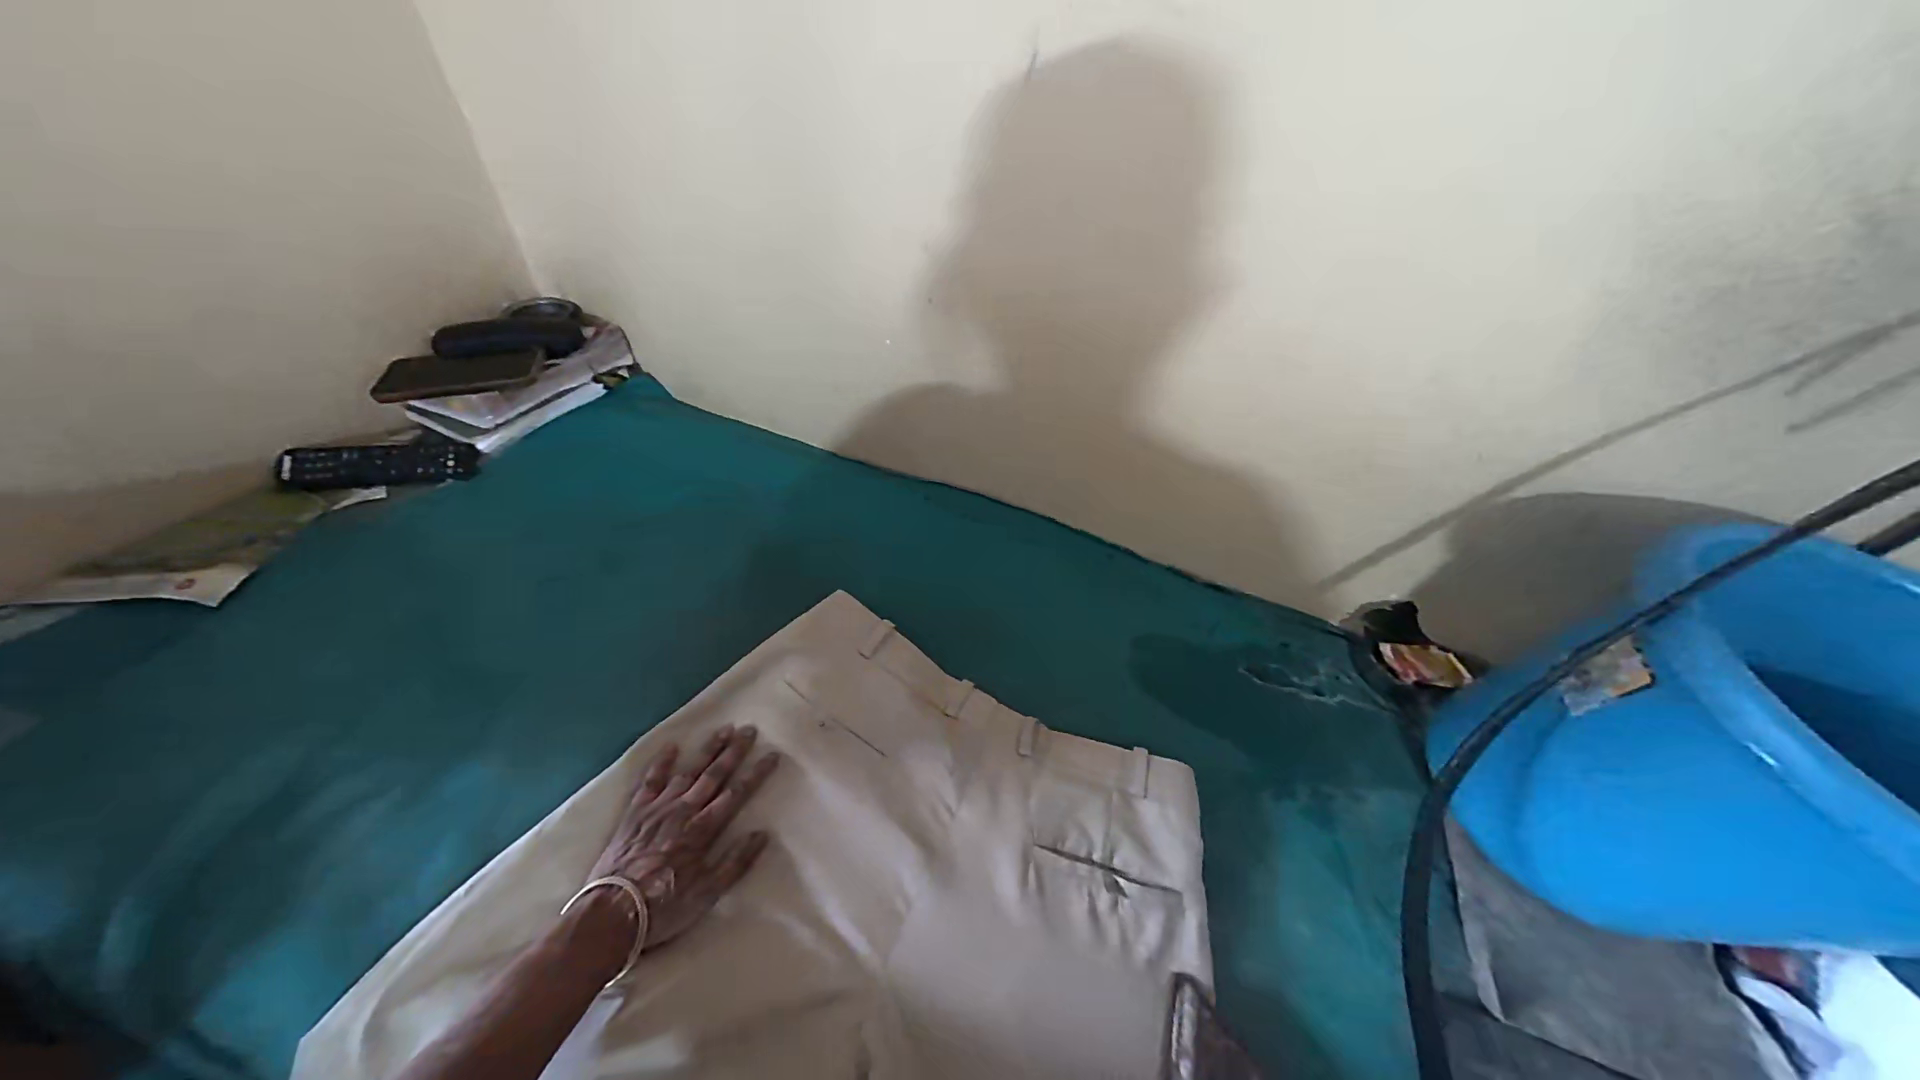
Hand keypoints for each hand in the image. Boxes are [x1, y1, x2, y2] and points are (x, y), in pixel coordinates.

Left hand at [588, 725, 780, 950]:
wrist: (612, 912)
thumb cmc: (665, 905)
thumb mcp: (708, 892)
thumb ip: (736, 862)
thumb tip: (761, 834)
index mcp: (703, 828)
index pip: (736, 793)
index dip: (756, 773)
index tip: (772, 755)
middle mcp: (684, 810)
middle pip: (714, 775)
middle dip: (734, 751)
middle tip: (749, 730)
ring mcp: (658, 808)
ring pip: (688, 771)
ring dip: (707, 750)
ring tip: (723, 730)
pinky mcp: (635, 813)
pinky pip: (650, 781)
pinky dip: (661, 763)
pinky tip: (672, 747)